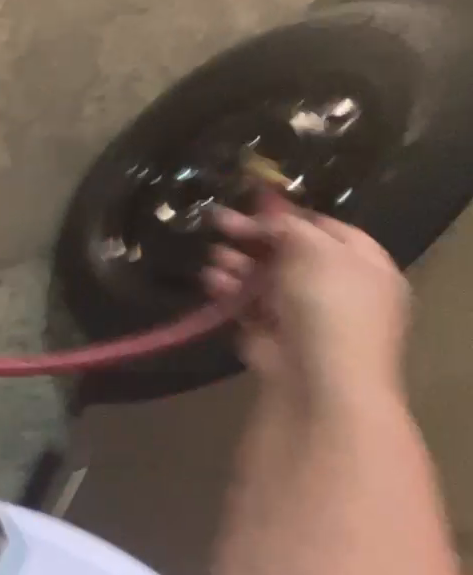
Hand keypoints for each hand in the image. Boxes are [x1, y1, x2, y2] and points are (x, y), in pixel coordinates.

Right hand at [204, 192, 409, 408]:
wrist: (317, 370)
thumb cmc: (328, 304)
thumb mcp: (315, 251)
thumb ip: (288, 226)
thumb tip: (265, 215)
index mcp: (361, 264)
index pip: (326, 228)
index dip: (289, 215)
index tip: (250, 204)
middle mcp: (334, 283)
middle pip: (287, 249)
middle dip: (252, 236)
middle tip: (217, 221)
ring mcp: (301, 306)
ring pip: (259, 272)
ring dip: (234, 262)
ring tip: (215, 259)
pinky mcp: (268, 324)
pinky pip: (243, 298)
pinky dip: (226, 288)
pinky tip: (212, 282)